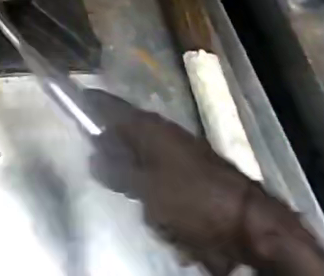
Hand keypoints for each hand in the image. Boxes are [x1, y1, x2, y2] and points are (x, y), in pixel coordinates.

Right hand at [84, 90, 323, 275]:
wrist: (252, 224)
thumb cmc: (192, 199)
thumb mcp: (146, 188)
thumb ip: (115, 170)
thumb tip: (93, 154)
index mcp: (147, 125)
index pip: (110, 105)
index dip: (90, 102)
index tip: (72, 99)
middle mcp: (163, 132)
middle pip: (125, 135)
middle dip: (114, 155)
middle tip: (103, 172)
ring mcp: (181, 153)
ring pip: (144, 164)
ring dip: (139, 185)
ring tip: (145, 209)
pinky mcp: (196, 178)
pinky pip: (165, 185)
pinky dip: (162, 201)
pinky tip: (168, 223)